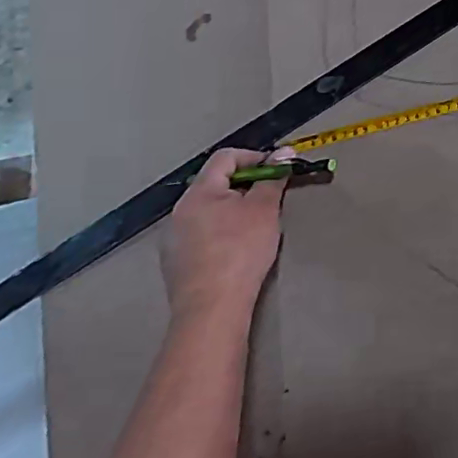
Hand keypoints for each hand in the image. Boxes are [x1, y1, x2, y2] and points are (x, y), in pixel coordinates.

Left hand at [161, 146, 294, 325]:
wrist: (212, 304)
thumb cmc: (242, 249)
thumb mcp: (265, 208)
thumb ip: (274, 177)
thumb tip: (284, 153)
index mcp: (199, 193)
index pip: (226, 157)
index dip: (255, 157)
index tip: (277, 170)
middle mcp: (180, 210)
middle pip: (217, 182)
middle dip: (247, 184)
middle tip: (271, 197)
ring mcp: (173, 237)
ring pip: (210, 208)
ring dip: (234, 207)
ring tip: (256, 224)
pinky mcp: (175, 259)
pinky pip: (202, 231)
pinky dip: (222, 228)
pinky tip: (237, 247)